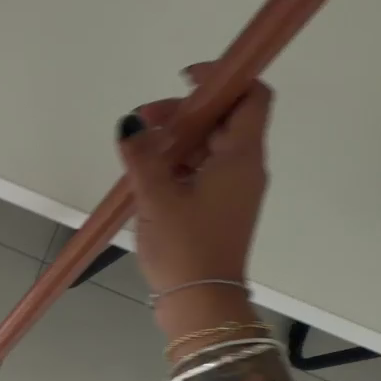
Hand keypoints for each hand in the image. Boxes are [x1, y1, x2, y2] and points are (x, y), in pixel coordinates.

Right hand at [116, 63, 273, 295]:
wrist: (200, 302)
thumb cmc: (184, 247)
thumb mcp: (155, 198)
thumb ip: (141, 157)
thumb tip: (130, 124)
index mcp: (241, 156)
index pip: (251, 95)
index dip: (224, 78)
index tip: (185, 80)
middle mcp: (245, 168)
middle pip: (224, 120)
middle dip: (185, 114)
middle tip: (143, 126)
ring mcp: (234, 192)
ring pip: (210, 149)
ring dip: (177, 144)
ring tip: (139, 156)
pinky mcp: (219, 212)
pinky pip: (203, 174)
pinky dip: (179, 168)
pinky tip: (149, 182)